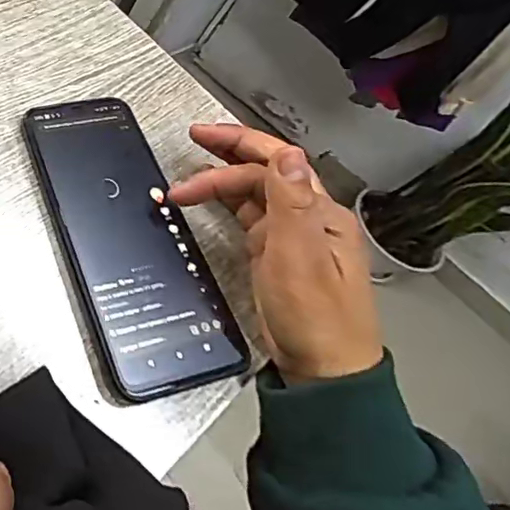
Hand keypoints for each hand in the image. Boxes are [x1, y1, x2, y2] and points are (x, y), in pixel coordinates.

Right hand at [168, 125, 382, 383]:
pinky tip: (209, 204)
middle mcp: (308, 217)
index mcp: (319, 211)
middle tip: (193, 142)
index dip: (239, 141)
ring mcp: (292, 236)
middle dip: (226, 154)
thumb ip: (292, 201)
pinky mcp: (277, 255)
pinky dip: (226, 207)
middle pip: (262, 172)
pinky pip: (249, 218)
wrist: (324, 375)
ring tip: (185, 186)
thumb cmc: (319, 321)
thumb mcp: (302, 257)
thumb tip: (288, 153)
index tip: (205, 134)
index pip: (276, 159)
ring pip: (253, 194)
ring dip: (220, 184)